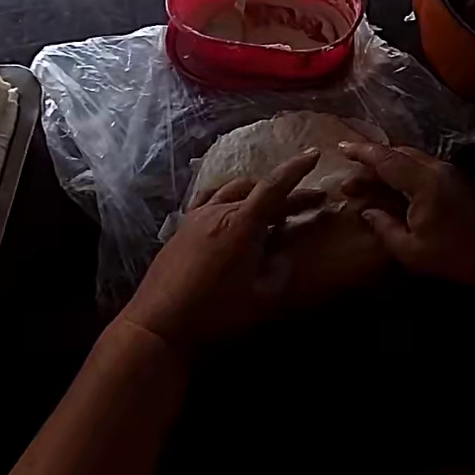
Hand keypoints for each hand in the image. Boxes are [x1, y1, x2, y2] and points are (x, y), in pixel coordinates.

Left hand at [121, 150, 322, 352]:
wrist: (160, 320)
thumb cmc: (215, 312)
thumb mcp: (262, 298)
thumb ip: (280, 271)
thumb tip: (284, 254)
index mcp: (242, 223)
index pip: (275, 186)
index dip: (297, 169)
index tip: (314, 154)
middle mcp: (220, 209)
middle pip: (258, 190)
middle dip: (287, 193)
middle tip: (310, 202)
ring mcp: (198, 215)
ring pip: (233, 190)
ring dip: (257, 192)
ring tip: (272, 204)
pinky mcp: (183, 225)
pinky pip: (209, 198)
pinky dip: (228, 196)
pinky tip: (230, 205)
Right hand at [340, 142, 474, 296]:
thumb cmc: (456, 258)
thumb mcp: (411, 251)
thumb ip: (384, 228)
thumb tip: (366, 210)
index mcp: (422, 182)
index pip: (385, 159)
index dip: (361, 153)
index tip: (341, 149)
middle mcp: (437, 169)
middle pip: (398, 153)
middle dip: (372, 160)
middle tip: (352, 177)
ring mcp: (452, 173)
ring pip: (413, 158)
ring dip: (389, 165)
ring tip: (370, 182)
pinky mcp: (461, 181)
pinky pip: (425, 166)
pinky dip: (405, 170)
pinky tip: (396, 187)